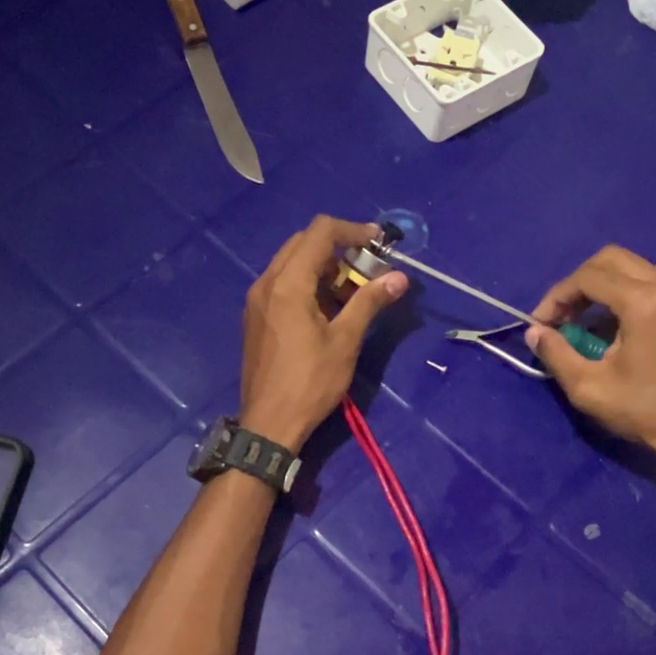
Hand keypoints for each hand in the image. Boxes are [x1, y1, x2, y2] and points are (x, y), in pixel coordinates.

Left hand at [239, 216, 407, 449]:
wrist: (269, 424)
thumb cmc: (310, 383)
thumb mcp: (345, 341)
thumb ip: (369, 302)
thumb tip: (399, 277)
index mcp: (288, 283)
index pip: (321, 232)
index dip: (353, 230)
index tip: (379, 244)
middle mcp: (266, 283)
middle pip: (304, 244)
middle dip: (339, 250)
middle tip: (367, 272)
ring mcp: (257, 301)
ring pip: (292, 264)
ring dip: (323, 269)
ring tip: (351, 296)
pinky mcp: (256, 318)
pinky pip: (282, 285)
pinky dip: (307, 286)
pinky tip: (327, 312)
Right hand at [526, 246, 655, 470]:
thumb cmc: (643, 411)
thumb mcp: (588, 387)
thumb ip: (556, 353)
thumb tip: (533, 332)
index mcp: (644, 301)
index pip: (588, 277)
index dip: (556, 296)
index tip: (540, 324)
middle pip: (611, 259)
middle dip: (578, 283)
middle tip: (562, 316)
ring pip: (632, 268)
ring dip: (601, 288)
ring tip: (584, 324)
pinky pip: (651, 284)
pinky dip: (625, 295)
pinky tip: (614, 330)